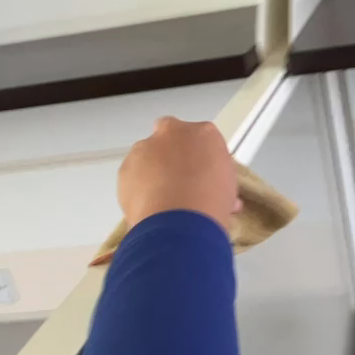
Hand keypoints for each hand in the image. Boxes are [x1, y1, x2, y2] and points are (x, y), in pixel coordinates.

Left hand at [117, 117, 240, 231]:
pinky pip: (133, 175)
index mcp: (204, 134)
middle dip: (172, 152)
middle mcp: (173, 133)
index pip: (202, 139)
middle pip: (170, 135)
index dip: (201, 158)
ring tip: (162, 199)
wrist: (180, 222)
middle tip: (179, 180)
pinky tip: (148, 206)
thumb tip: (218, 195)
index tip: (202, 175)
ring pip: (147, 154)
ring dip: (152, 170)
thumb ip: (218, 181)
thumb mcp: (229, 190)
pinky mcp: (125, 168)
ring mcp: (145, 148)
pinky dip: (138, 187)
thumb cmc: (212, 203)